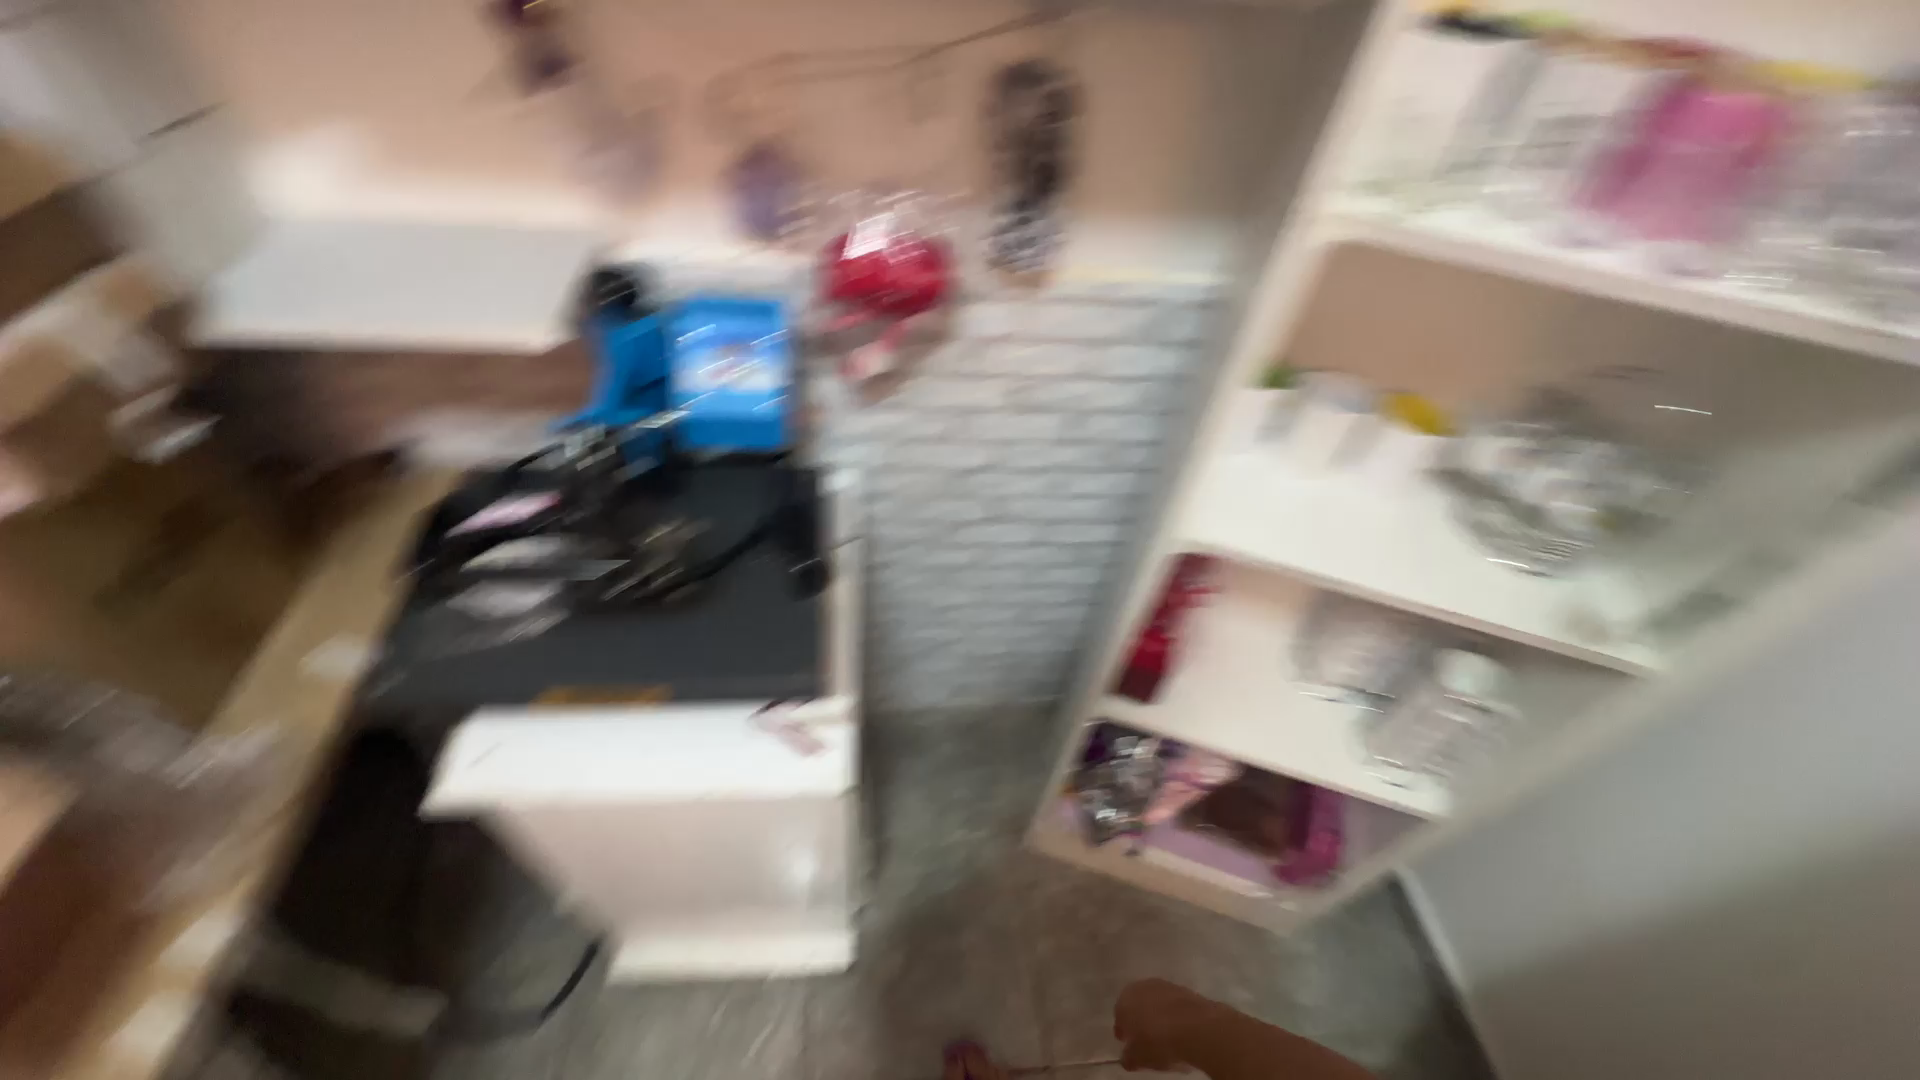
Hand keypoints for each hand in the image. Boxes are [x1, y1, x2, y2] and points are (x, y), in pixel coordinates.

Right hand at [1113, 978, 1217, 1072]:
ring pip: (1156, 1002)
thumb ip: (1129, 1057)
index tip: (1128, 1044)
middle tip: (1145, 1039)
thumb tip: (1126, 1057)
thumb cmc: (1159, 1042)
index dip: (1124, 1031)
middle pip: (1137, 1005)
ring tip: (1165, 1035)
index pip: (1119, 1016)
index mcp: (1124, 1001)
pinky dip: (1173, 1014)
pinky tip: (1179, 1030)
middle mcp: (1141, 987)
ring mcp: (1163, 985)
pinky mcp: (1183, 989)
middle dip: (1140, 1020)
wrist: (1196, 1027)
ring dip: (1157, 1015)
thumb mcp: (1139, 1058)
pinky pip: (1173, 1004)